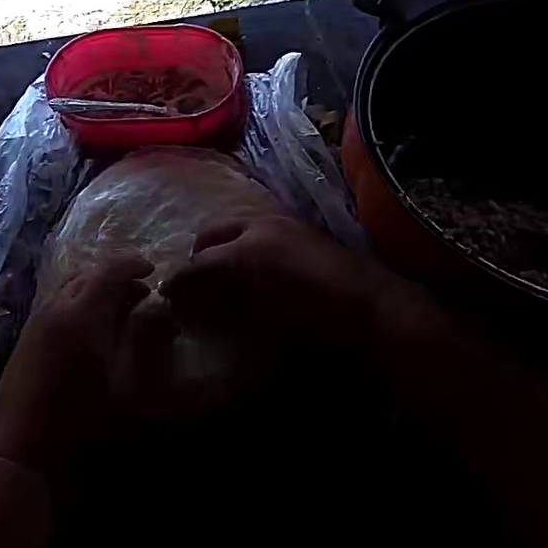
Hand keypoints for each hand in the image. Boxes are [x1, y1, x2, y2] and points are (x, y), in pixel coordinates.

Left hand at [0, 253, 152, 477]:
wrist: (23, 441)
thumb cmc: (83, 419)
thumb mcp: (129, 385)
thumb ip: (146, 340)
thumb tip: (158, 306)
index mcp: (83, 313)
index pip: (109, 269)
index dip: (133, 263)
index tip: (152, 270)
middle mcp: (56, 307)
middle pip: (89, 274)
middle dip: (116, 278)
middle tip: (140, 296)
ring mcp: (37, 320)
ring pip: (70, 287)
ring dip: (96, 289)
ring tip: (117, 311)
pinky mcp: (27, 335)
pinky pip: (57, 303)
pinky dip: (78, 302)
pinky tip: (90, 328)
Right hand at [160, 214, 432, 350]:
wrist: (378, 311)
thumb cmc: (317, 323)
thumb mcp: (263, 320)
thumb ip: (225, 305)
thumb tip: (194, 304)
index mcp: (246, 250)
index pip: (199, 264)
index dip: (181, 281)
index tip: (169, 295)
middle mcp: (259, 228)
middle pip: (211, 234)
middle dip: (197, 256)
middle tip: (192, 281)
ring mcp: (282, 224)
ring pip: (235, 227)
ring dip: (220, 247)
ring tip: (219, 274)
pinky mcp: (300, 229)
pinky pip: (258, 229)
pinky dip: (243, 243)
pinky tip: (250, 267)